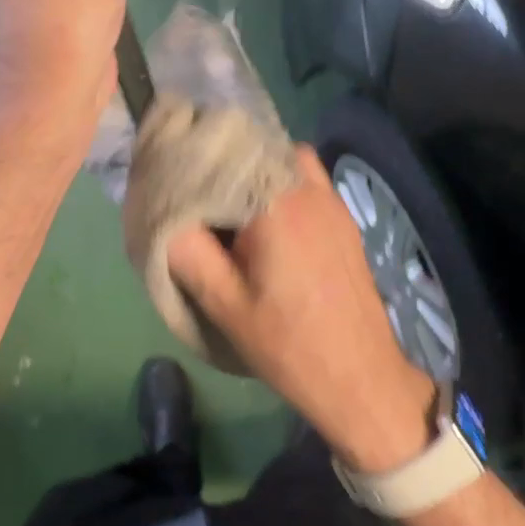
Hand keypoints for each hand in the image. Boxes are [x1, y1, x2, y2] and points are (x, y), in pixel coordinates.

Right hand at [167, 147, 437, 472]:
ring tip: (227, 206)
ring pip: (282, 159)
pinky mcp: (344, 220)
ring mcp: (332, 202)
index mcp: (275, 203)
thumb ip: (187, 251)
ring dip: (253, 171)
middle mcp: (308, 189)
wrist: (360, 379)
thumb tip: (164, 211)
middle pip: (254, 146)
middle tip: (192, 193)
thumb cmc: (288, 345)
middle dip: (219, 161)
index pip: (221, 154)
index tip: (164, 177)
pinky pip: (305, 180)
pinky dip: (278, 184)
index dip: (188, 160)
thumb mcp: (223, 304)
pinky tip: (263, 222)